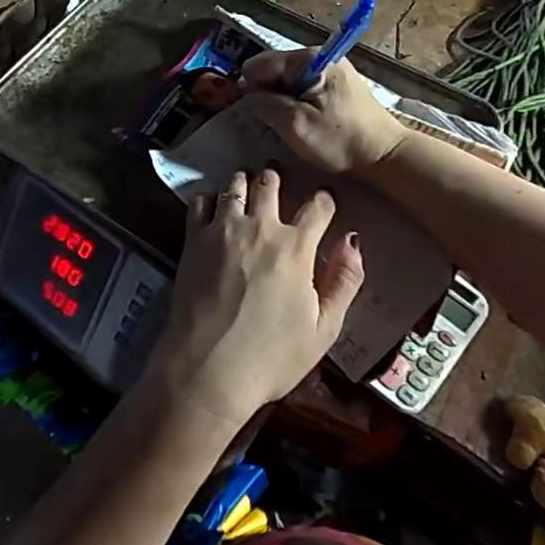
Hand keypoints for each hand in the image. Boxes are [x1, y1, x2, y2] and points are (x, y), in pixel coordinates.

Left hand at [149, 170, 363, 425]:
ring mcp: (222, 231)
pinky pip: (199, 203)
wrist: (207, 367)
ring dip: (243, 182)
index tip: (323, 203)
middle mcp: (260, 229)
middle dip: (276, 179)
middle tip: (275, 177)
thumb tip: (352, 241)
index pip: (317, 208)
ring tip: (245, 181)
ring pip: (234, 187)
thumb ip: (344, 281)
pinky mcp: (192, 241)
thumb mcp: (324, 328)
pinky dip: (209, 198)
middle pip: (270, 185)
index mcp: (296, 248)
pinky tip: (211, 203)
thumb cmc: (271, 356)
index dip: (323, 201)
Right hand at [240, 51, 409, 176]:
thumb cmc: (339, 141)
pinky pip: (303, 89)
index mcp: (310, 59)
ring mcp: (331, 70)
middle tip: (267, 123)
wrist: (385, 156)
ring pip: (288, 81)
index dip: (249, 87)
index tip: (248, 113)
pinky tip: (299, 124)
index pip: (261, 64)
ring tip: (284, 126)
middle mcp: (321, 56)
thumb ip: (263, 104)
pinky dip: (294, 104)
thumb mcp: (294, 124)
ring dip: (280, 102)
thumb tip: (246, 93)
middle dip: (265, 94)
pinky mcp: (337, 86)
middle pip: (275, 70)